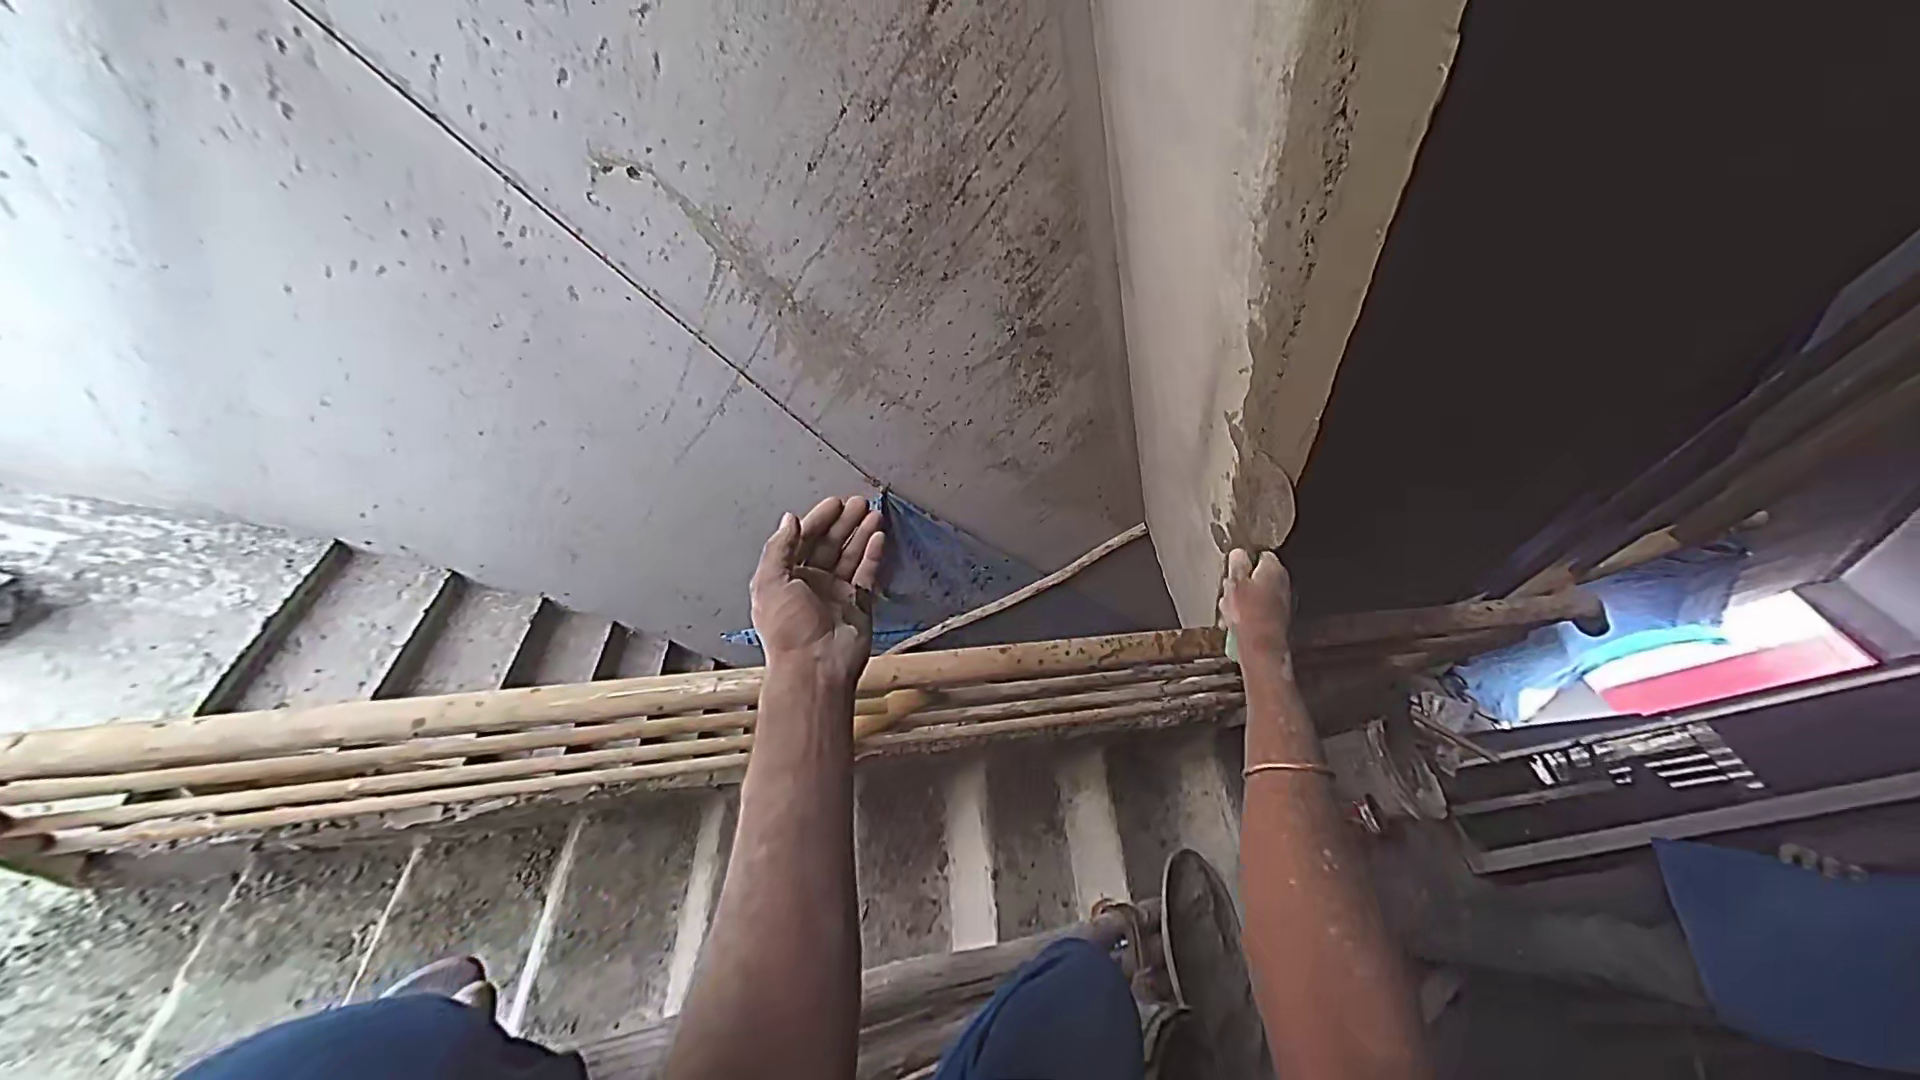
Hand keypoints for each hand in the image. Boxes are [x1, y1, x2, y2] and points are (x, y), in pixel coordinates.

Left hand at [751, 496, 885, 686]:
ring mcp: (836, 593)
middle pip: (830, 545)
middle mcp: (811, 583)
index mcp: (786, 578)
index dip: (818, 520)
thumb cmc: (788, 630)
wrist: (815, 666)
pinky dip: (873, 554)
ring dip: (861, 534)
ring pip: (851, 555)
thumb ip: (779, 548)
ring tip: (873, 514)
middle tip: (859, 503)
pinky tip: (878, 537)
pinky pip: (867, 573)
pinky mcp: (859, 604)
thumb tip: (789, 520)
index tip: (834, 504)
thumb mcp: (769, 583)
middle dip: (844, 523)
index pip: (803, 541)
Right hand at [1219, 548, 1292, 655]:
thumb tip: (1238, 553)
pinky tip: (1233, 622)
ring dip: (1238, 600)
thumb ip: (1237, 565)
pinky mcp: (1275, 619)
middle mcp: (1282, 583)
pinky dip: (1244, 614)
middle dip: (1238, 584)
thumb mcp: (1235, 582)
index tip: (1231, 570)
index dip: (1243, 561)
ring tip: (1228, 611)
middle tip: (1227, 592)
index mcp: (1274, 569)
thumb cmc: (1248, 612)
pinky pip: (1255, 610)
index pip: (1260, 554)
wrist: (1261, 647)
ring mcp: (1280, 602)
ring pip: (1252, 594)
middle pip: (1255, 576)